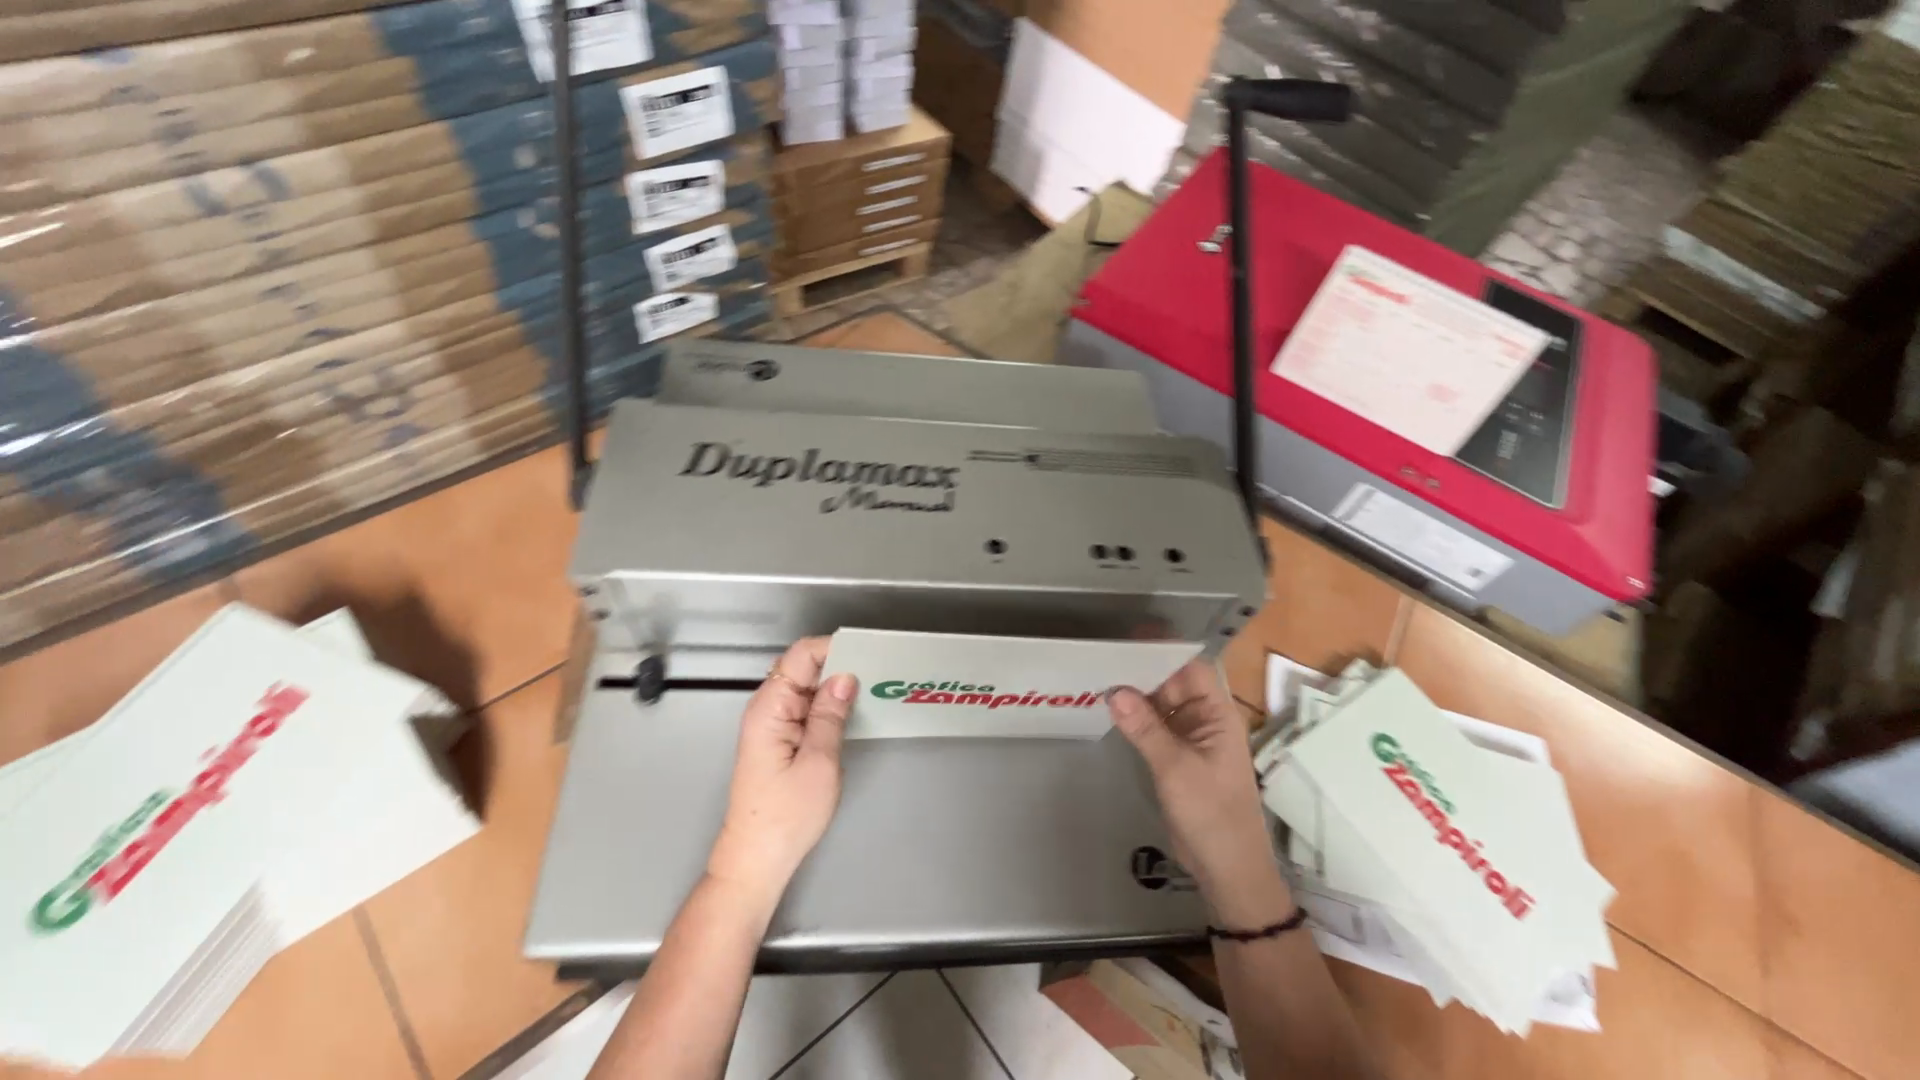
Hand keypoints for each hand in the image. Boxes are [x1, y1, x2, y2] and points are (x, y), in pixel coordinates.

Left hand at [706, 638, 856, 903]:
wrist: (756, 860)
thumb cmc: (786, 816)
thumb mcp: (819, 763)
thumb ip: (830, 715)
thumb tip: (845, 677)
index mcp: (769, 708)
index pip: (800, 656)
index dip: (833, 647)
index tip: (868, 651)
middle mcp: (766, 710)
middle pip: (802, 668)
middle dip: (839, 663)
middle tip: (879, 669)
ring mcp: (772, 726)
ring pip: (806, 689)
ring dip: (836, 685)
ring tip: (874, 686)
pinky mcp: (779, 742)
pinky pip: (806, 710)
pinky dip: (829, 706)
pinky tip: (853, 711)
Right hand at [1109, 660, 1291, 926]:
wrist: (1227, 866)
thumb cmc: (1210, 813)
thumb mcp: (1175, 767)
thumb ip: (1144, 727)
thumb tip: (1114, 690)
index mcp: (1217, 714)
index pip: (1190, 668)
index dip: (1162, 651)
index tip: (1126, 638)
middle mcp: (1205, 720)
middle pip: (1172, 683)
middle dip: (1141, 671)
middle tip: (1101, 656)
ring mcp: (1191, 739)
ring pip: (1161, 705)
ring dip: (1135, 695)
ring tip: (1097, 675)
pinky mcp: (1177, 758)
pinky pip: (1155, 728)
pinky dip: (1135, 719)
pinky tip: (1109, 710)